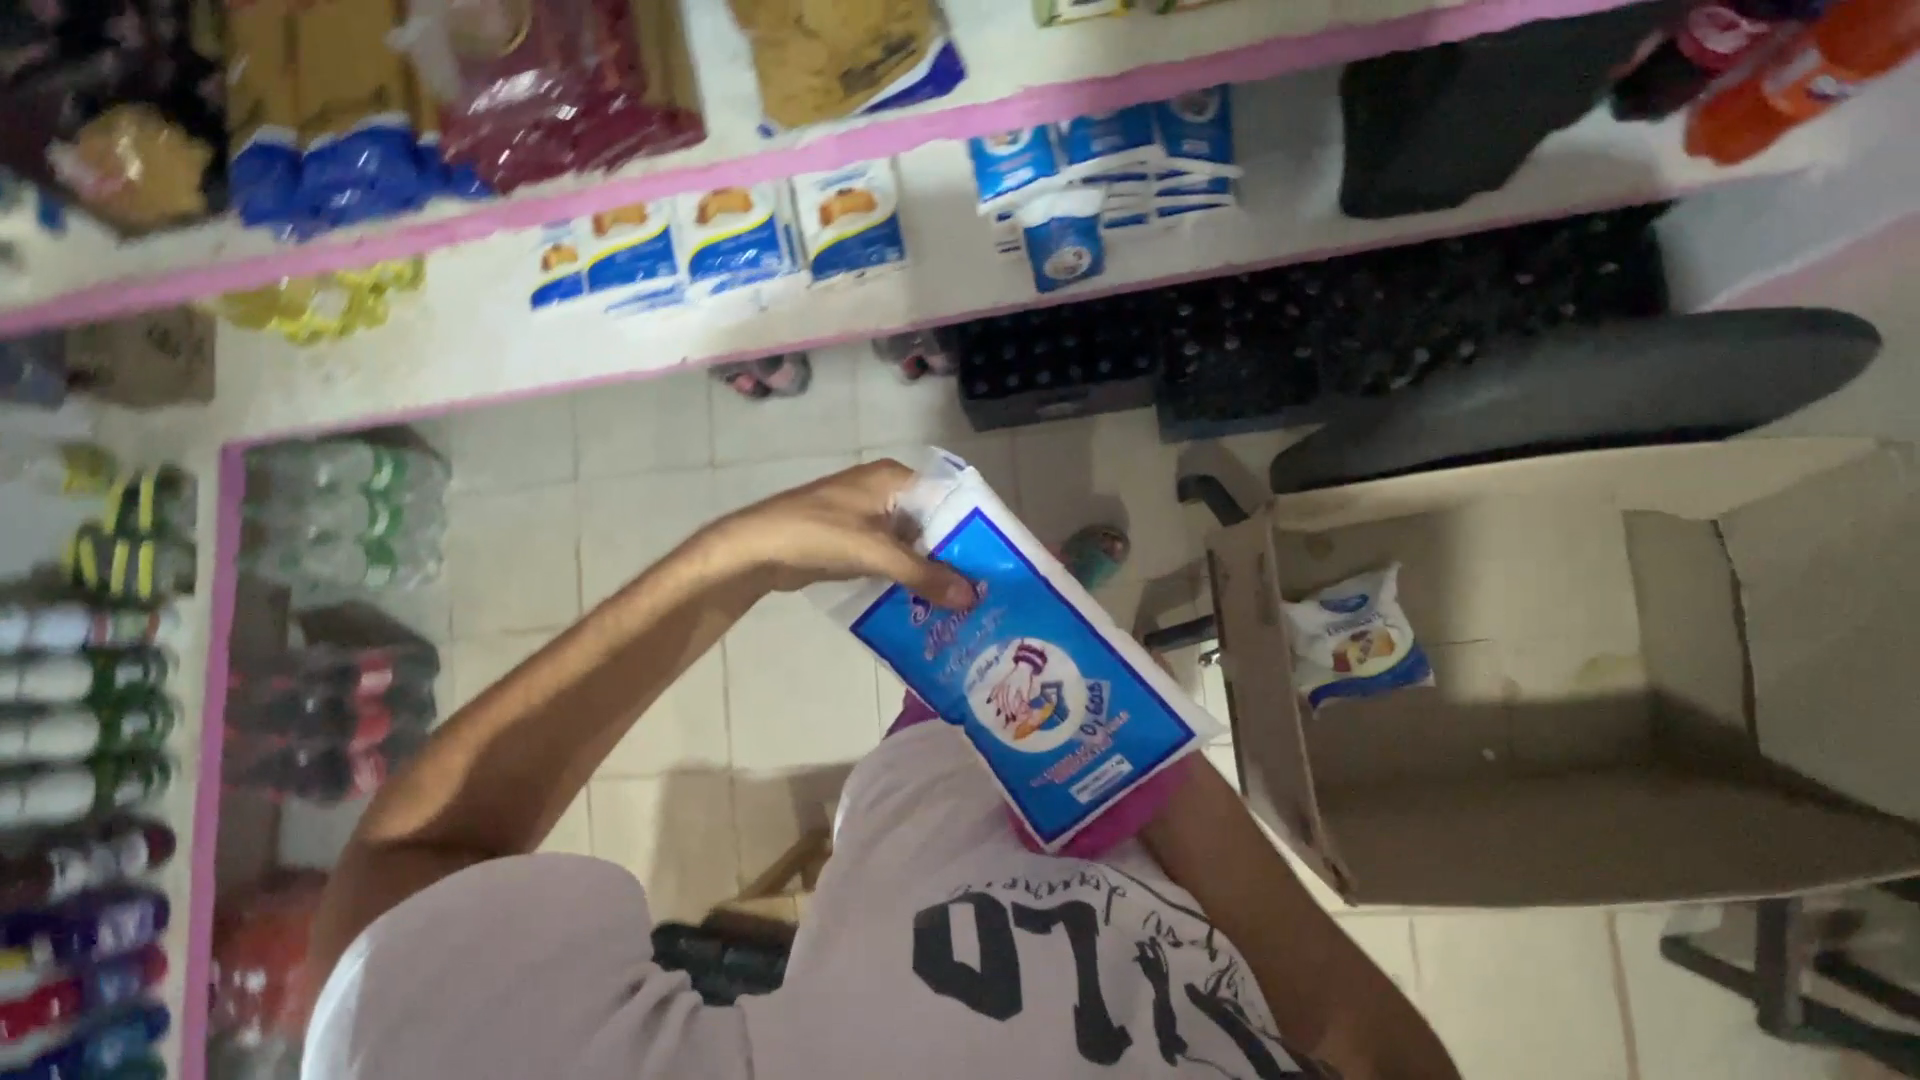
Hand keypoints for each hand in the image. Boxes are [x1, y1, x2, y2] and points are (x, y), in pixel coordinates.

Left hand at [703, 460, 974, 607]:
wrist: (755, 549)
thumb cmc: (817, 534)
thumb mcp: (876, 553)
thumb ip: (924, 574)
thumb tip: (971, 597)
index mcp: (894, 478)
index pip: (949, 498)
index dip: (973, 528)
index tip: (997, 560)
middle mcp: (886, 492)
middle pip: (933, 523)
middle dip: (955, 555)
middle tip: (984, 590)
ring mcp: (869, 517)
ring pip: (913, 543)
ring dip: (931, 570)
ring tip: (963, 603)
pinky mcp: (855, 540)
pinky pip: (893, 557)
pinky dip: (907, 576)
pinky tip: (927, 604)